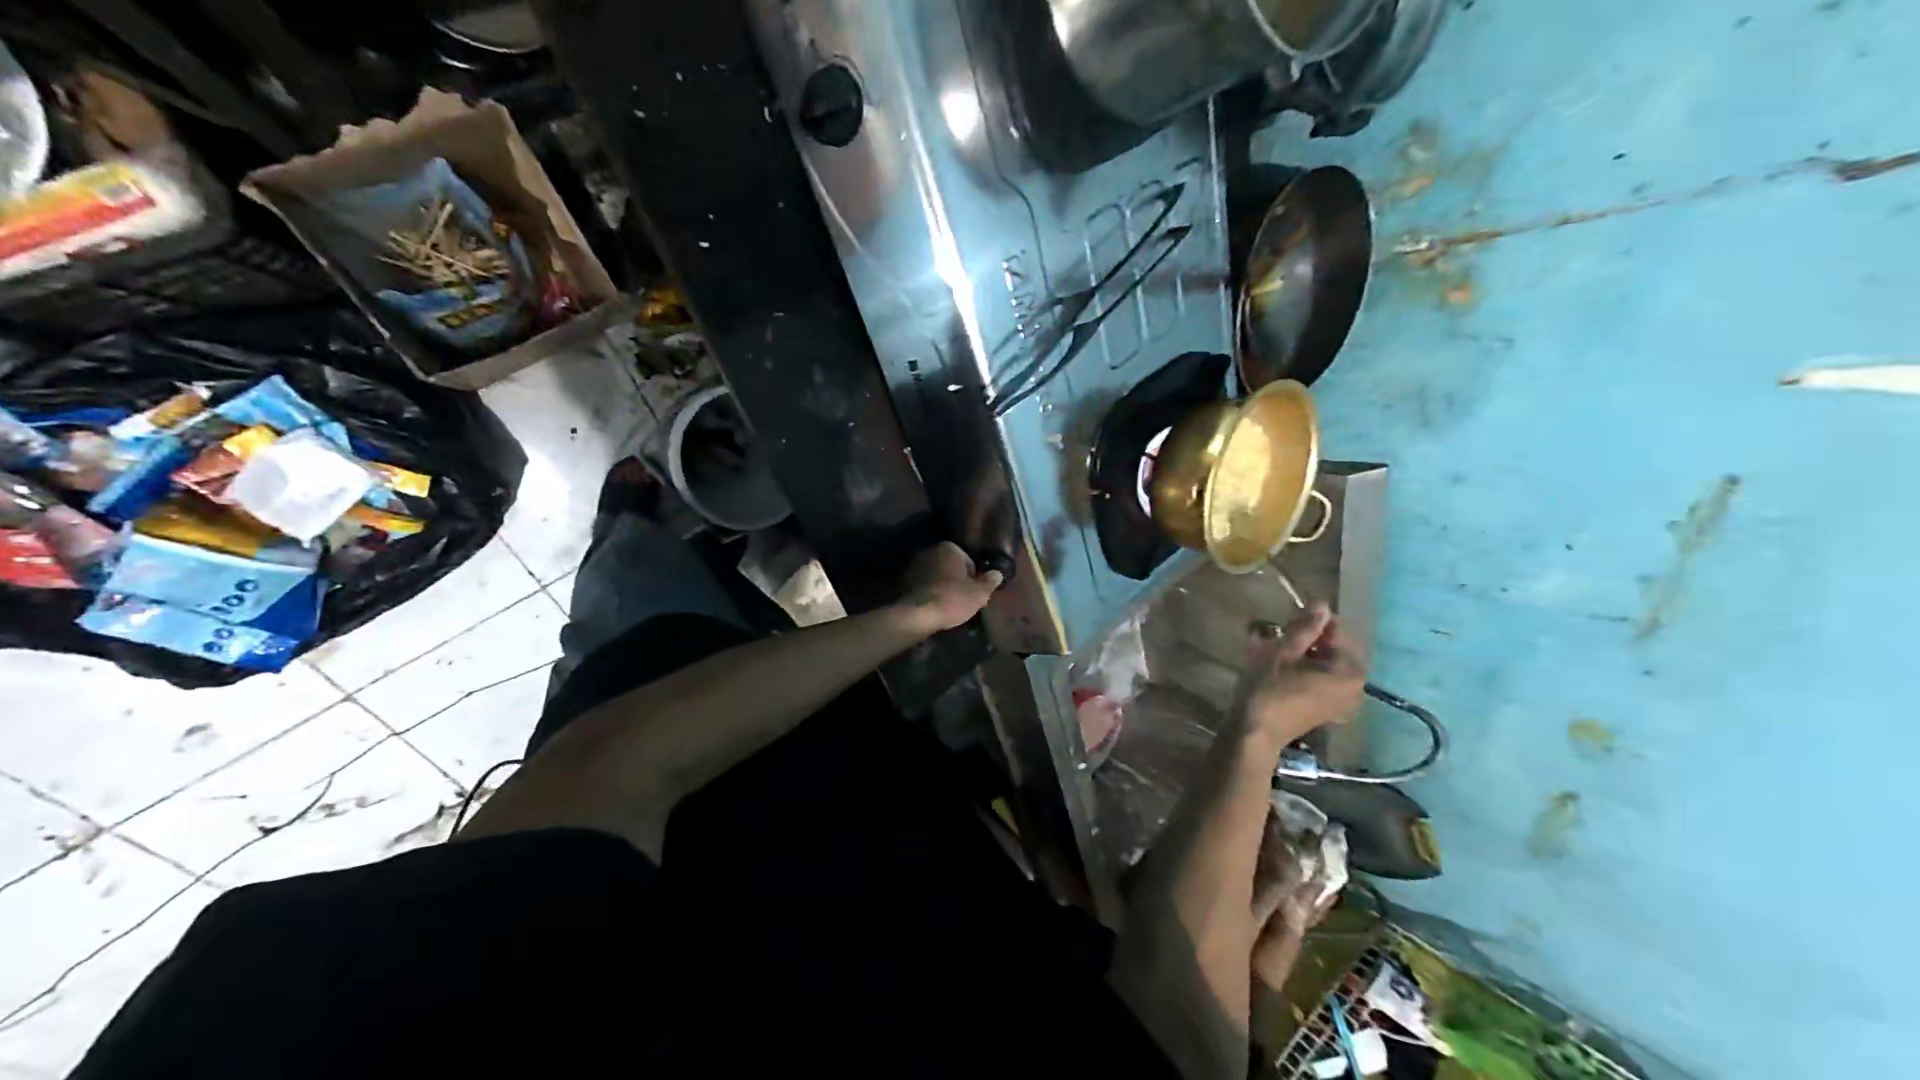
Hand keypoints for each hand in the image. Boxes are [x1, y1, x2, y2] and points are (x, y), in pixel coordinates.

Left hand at [895, 542, 1003, 634]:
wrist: (919, 614)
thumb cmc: (953, 599)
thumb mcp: (979, 593)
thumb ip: (990, 581)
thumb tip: (997, 573)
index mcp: (949, 548)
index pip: (969, 562)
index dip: (974, 579)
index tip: (973, 594)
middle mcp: (930, 551)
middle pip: (951, 568)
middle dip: (957, 581)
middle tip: (962, 601)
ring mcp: (915, 565)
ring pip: (937, 577)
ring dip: (943, 587)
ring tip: (948, 606)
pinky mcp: (904, 580)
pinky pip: (924, 586)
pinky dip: (930, 593)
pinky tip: (934, 607)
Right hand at [1240, 603, 1364, 744]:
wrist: (1256, 731)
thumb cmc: (1269, 688)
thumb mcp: (1284, 652)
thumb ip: (1306, 628)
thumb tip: (1322, 604)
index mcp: (1350, 670)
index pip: (1337, 632)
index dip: (1313, 621)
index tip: (1289, 619)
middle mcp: (1356, 686)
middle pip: (1335, 649)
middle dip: (1310, 639)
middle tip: (1281, 634)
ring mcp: (1345, 701)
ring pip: (1328, 665)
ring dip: (1306, 654)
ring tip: (1280, 651)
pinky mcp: (1330, 710)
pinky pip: (1325, 680)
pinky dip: (1308, 671)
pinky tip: (1286, 671)